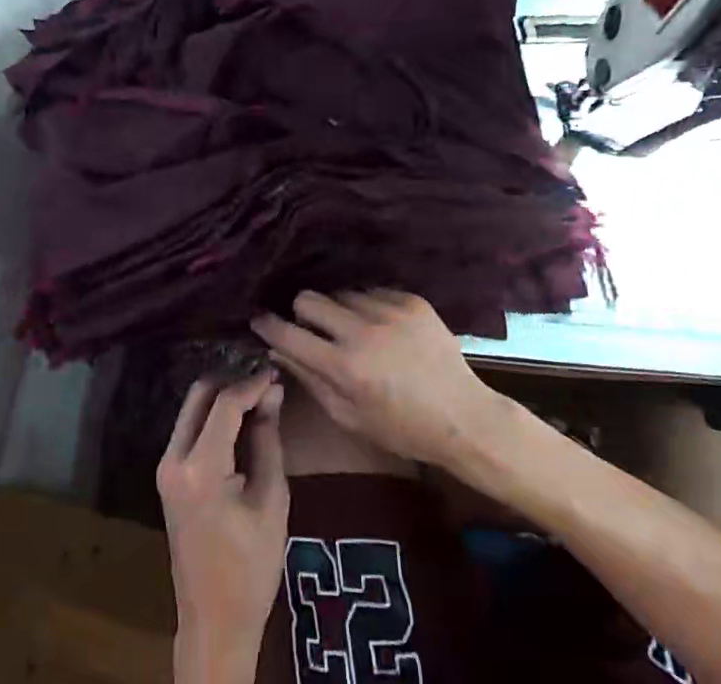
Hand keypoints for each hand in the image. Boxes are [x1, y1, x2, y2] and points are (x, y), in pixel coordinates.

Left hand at [158, 372, 287, 683]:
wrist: (214, 616)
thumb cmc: (252, 564)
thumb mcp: (271, 497)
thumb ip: (268, 439)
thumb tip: (272, 392)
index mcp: (199, 469)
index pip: (225, 403)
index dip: (253, 383)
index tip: (278, 374)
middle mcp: (173, 460)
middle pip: (199, 395)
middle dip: (233, 380)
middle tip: (267, 380)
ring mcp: (165, 468)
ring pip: (191, 408)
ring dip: (222, 395)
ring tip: (259, 394)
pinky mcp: (167, 476)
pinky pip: (189, 428)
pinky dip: (214, 415)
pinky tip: (241, 417)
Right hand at [252, 291, 508, 468]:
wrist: (462, 416)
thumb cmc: (401, 427)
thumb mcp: (348, 415)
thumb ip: (310, 379)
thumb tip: (277, 352)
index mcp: (344, 366)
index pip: (289, 335)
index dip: (268, 326)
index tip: (258, 319)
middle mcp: (363, 330)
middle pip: (309, 298)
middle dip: (303, 312)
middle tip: (313, 329)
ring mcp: (390, 311)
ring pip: (342, 294)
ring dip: (339, 311)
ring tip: (355, 332)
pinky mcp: (413, 301)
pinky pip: (374, 292)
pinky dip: (370, 308)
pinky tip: (383, 328)